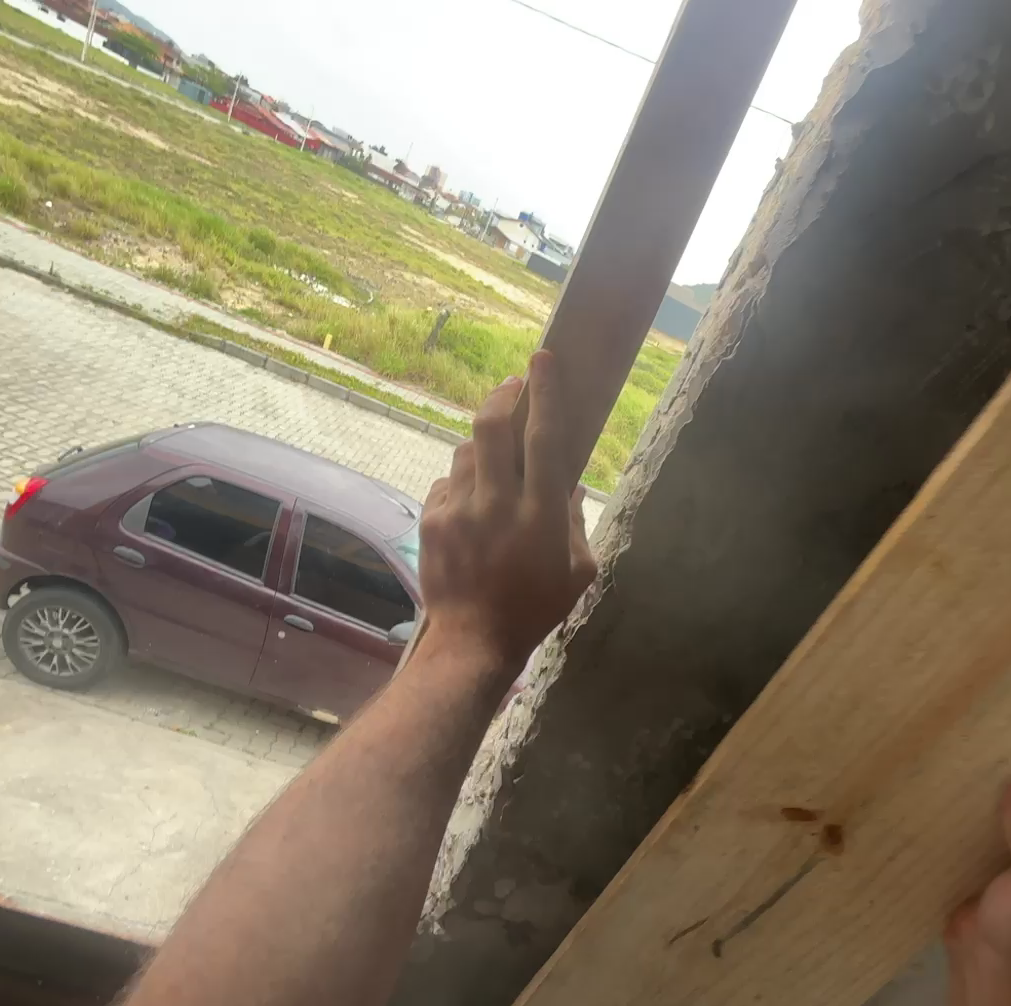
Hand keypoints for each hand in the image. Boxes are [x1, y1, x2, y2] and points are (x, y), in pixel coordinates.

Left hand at [417, 349, 596, 672]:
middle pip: (492, 428)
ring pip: (466, 451)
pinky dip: (462, 482)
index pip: (544, 438)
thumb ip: (576, 522)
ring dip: (482, 442)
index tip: (542, 360)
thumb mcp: (577, 572)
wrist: (473, 641)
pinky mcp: (432, 522)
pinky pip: (447, 484)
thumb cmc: (535, 608)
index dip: (545, 393)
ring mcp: (458, 511)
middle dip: (503, 396)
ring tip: (494, 454)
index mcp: (540, 514)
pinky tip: (471, 501)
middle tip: (513, 385)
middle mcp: (497, 503)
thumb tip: (570, 484)